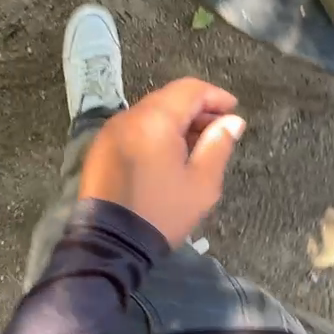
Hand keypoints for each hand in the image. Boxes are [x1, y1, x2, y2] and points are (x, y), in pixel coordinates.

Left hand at [79, 78, 246, 246]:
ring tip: (197, 146)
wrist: (110, 243)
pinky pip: (133, 130)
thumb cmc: (162, 212)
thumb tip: (232, 120)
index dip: (215, 96)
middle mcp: (128, 117)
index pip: (189, 90)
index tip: (233, 110)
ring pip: (149, 114)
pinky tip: (169, 156)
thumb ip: (219, 145)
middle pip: (167, 99)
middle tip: (218, 130)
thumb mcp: (201, 183)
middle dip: (196, 110)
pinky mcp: (100, 150)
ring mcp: (109, 133)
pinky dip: (155, 134)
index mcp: (155, 120)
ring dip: (175, 122)